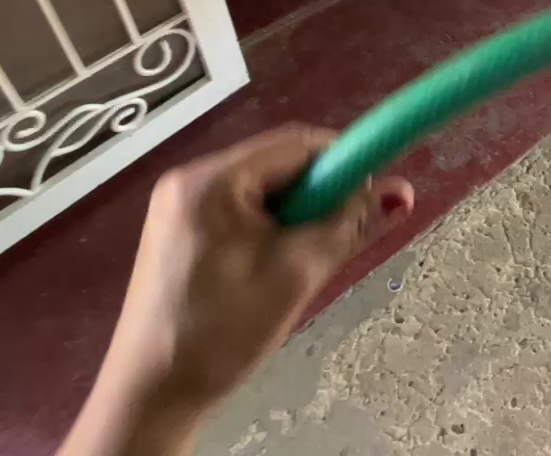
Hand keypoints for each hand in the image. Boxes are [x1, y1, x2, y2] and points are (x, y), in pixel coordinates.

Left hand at [76, 125, 413, 444]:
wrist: (146, 405)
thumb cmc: (220, 334)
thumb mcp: (296, 273)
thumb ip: (351, 223)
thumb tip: (404, 192)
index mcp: (210, 180)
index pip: (296, 144)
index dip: (342, 161)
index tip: (372, 191)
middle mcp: (191, 179)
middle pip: (279, 164)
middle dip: (320, 192)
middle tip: (344, 230)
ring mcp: (182, 205)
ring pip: (266, 188)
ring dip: (299, 213)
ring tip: (309, 255)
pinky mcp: (183, 230)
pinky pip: (245, 208)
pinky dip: (274, 226)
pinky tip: (279, 262)